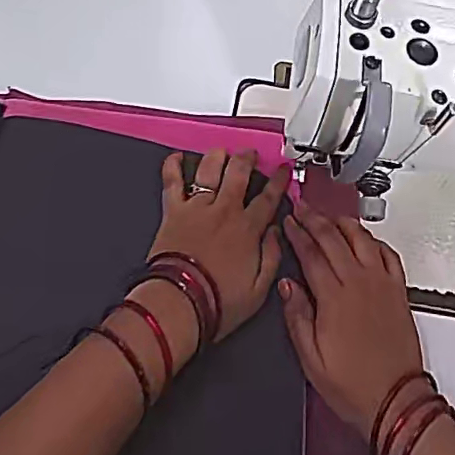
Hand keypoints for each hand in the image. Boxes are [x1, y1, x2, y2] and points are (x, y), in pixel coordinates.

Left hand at [152, 150, 290, 341]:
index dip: (278, 180)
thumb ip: (272, 256)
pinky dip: (174, 166)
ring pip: (210, 169)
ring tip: (222, 153)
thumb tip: (277, 234)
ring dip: (218, 157)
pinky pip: (172, 181)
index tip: (282, 170)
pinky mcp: (174, 211)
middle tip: (250, 154)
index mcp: (248, 229)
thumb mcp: (259, 289)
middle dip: (247, 159)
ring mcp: (198, 207)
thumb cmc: (217, 301)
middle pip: (239, 172)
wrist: (180, 301)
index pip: (268, 197)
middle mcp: (224, 211)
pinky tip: (177, 157)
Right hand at [278, 208, 426, 439]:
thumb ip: (297, 316)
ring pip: (361, 239)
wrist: (395, 402)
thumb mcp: (311, 358)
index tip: (288, 222)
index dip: (297, 233)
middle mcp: (359, 283)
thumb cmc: (354, 385)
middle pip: (333, 238)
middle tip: (302, 207)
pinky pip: (387, 254)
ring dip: (342, 222)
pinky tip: (365, 238)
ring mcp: (381, 285)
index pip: (311, 253)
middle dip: (314, 218)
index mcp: (334, 297)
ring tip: (329, 216)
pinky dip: (373, 240)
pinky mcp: (398, 292)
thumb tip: (288, 287)